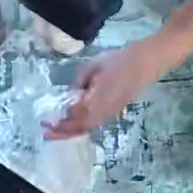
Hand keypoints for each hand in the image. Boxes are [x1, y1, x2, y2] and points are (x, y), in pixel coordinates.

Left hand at [44, 40, 166, 137]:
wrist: (147, 63)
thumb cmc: (120, 60)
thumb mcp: (93, 66)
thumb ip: (79, 83)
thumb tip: (69, 99)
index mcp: (99, 99)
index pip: (76, 118)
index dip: (61, 123)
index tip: (46, 123)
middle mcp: (105, 111)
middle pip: (81, 128)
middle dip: (63, 132)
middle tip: (47, 132)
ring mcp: (111, 113)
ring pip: (89, 127)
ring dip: (71, 131)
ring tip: (57, 129)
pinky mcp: (115, 111)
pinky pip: (95, 123)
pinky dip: (81, 126)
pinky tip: (73, 123)